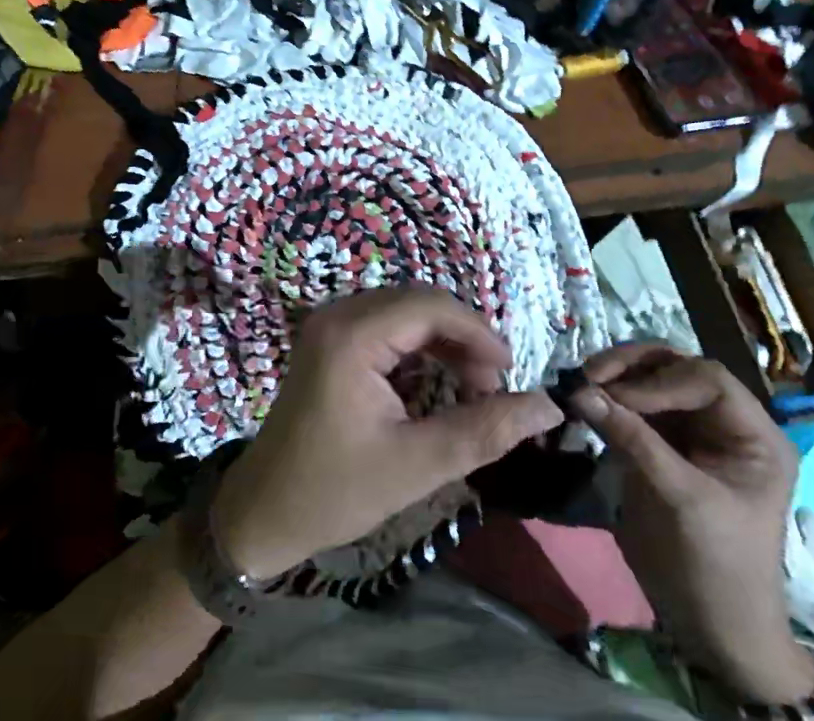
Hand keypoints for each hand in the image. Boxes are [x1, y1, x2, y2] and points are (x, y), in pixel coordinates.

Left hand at [211, 288, 564, 579]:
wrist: (264, 510)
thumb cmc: (335, 490)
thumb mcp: (418, 464)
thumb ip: (485, 430)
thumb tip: (549, 406)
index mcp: (351, 336)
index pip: (430, 306)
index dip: (478, 332)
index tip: (510, 374)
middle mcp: (336, 317)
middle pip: (418, 303)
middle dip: (462, 338)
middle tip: (491, 388)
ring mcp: (328, 328)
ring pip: (403, 314)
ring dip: (443, 343)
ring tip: (472, 389)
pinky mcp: (328, 344)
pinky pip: (385, 329)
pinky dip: (418, 350)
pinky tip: (436, 384)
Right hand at [568, 345, 813, 703]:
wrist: (709, 623)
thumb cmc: (716, 564)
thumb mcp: (681, 499)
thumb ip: (634, 440)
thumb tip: (580, 392)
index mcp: (754, 435)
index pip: (707, 379)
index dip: (659, 380)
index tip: (615, 397)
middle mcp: (723, 424)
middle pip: (676, 370)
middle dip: (632, 367)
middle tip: (588, 375)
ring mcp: (688, 434)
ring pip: (649, 383)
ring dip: (615, 379)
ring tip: (581, 385)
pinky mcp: (658, 447)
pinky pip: (631, 410)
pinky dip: (606, 402)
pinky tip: (583, 404)